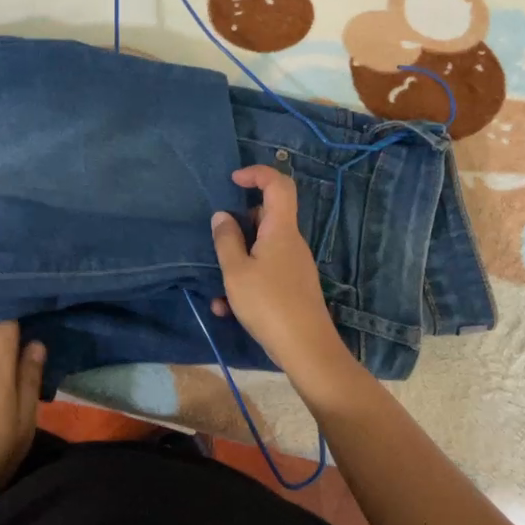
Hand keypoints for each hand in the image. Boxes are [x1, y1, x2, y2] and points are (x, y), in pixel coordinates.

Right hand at [211, 165, 362, 397]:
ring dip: (237, 261)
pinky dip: (246, 282)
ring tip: (217, 289)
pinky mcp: (293, 287)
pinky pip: (265, 272)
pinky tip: (228, 308)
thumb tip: (222, 216)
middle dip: (238, 226)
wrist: (307, 351)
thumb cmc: (269, 304)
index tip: (233, 181)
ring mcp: (294, 265)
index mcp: (281, 230)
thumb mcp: (236, 271)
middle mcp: (291, 243)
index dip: (257, 174)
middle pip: (266, 218)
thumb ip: (226, 240)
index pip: (278, 185)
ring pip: (261, 249)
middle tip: (217, 241)